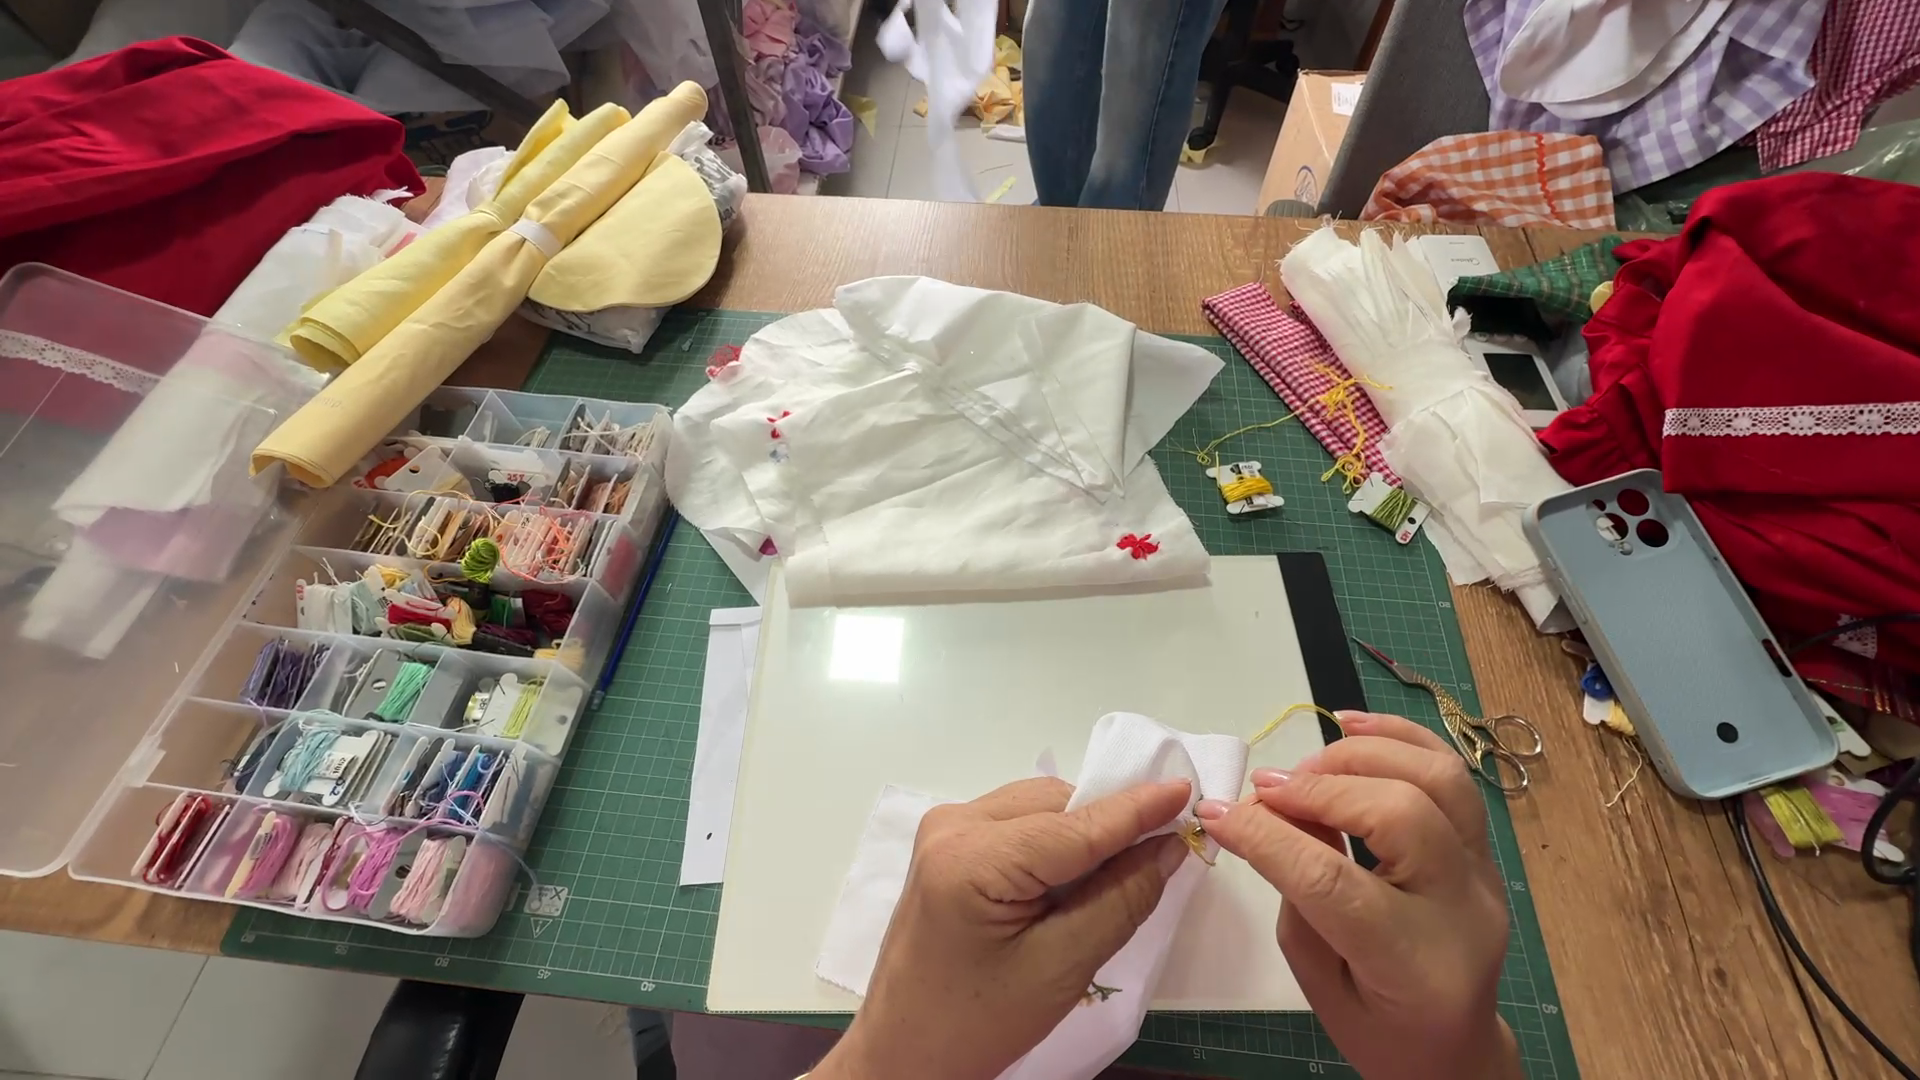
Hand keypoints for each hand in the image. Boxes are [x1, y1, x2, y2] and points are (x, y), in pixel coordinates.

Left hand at [812, 776, 1192, 1079]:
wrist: (902, 1050)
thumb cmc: (977, 1023)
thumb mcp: (1060, 970)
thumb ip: (1119, 901)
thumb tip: (1165, 848)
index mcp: (971, 857)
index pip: (1074, 825)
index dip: (1135, 808)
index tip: (1183, 788)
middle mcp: (954, 823)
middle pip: (1054, 805)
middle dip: (1107, 822)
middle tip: (1159, 848)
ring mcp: (946, 826)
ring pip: (1038, 805)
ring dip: (1082, 829)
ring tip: (1112, 873)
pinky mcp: (948, 839)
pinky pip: (1018, 819)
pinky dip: (1053, 838)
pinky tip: (1070, 874)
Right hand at [1197, 711, 1520, 1079]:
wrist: (1454, 1048)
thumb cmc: (1374, 1024)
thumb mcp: (1314, 972)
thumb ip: (1294, 888)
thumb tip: (1269, 809)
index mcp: (1413, 963)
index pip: (1331, 881)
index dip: (1264, 837)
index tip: (1215, 813)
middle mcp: (1462, 909)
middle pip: (1397, 813)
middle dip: (1315, 790)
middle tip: (1265, 793)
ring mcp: (1483, 870)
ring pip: (1435, 778)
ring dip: (1356, 756)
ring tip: (1304, 768)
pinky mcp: (1482, 846)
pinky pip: (1450, 770)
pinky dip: (1397, 734)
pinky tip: (1348, 723)